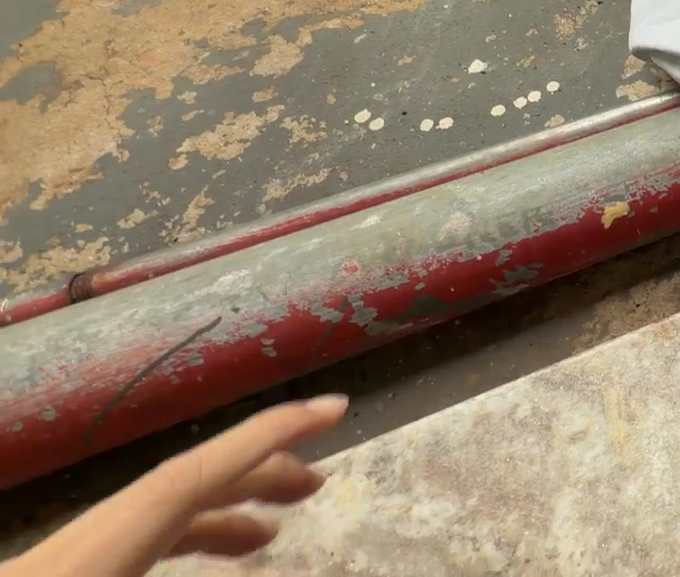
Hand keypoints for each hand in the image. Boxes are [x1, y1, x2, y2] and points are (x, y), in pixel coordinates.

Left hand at [0, 395, 347, 576]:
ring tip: (272, 533)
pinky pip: (121, 547)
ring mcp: (51, 571)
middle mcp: (65, 558)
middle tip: (318, 485)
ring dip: (218, 515)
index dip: (269, 434)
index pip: (186, 478)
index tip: (337, 409)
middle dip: (256, 476)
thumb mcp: (108, 572)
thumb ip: (175, 555)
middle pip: (172, 489)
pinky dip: (173, 543)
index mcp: (81, 562)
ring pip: (146, 518)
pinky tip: (203, 558)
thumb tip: (306, 567)